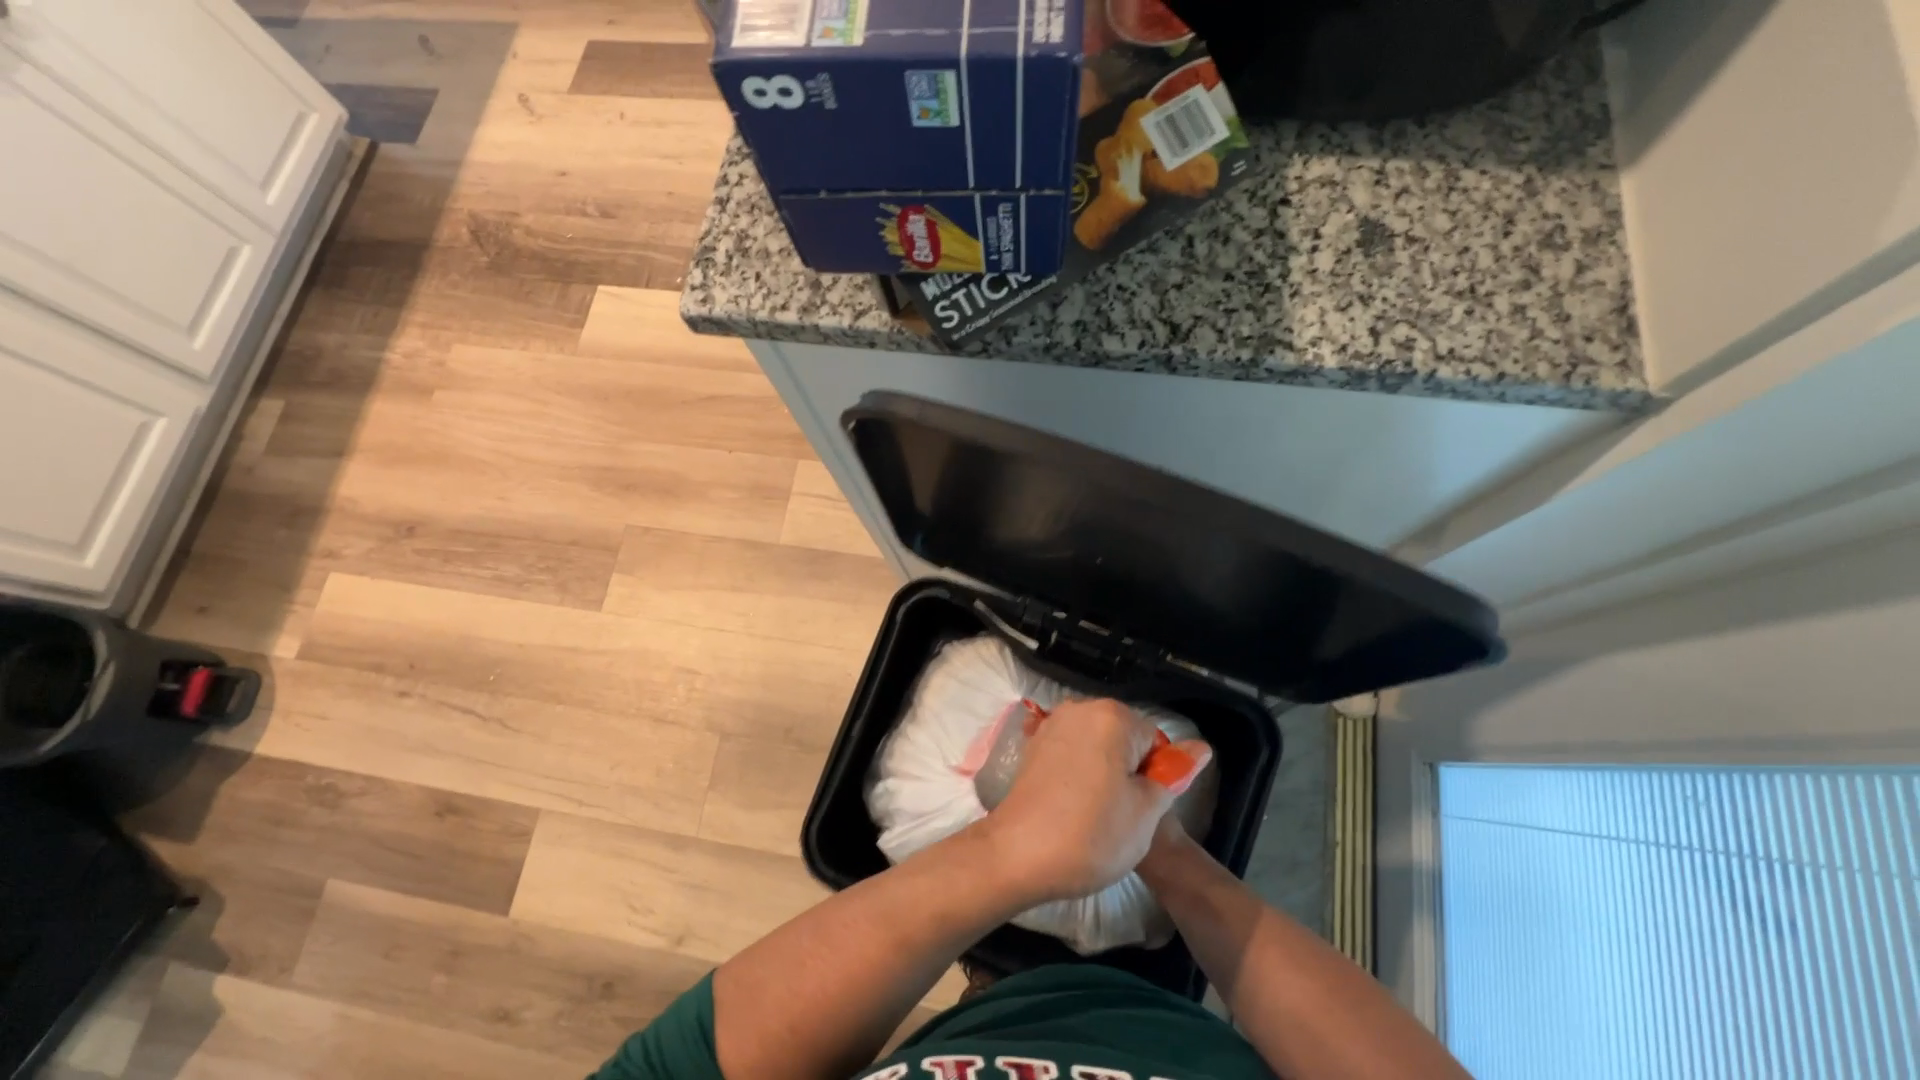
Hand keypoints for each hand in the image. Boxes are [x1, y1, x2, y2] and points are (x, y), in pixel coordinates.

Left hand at [975, 698, 1212, 903]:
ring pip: (1097, 749)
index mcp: (1113, 716)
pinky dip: (1076, 776)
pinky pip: (1070, 756)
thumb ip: (1173, 775)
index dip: (1155, 780)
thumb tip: (1201, 748)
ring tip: (1092, 815)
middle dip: (1128, 774)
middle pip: (1124, 741)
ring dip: (1102, 776)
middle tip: (1118, 817)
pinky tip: (1069, 806)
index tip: (1140, 811)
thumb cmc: (1091, 835)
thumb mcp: (1146, 811)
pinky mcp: (1031, 748)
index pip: (1155, 743)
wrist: (1016, 856)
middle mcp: (1079, 709)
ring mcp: (1050, 726)